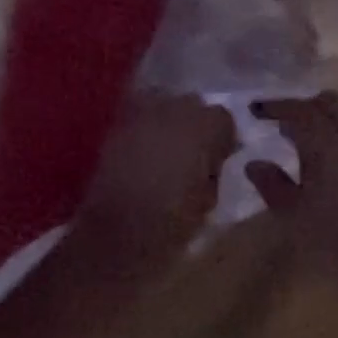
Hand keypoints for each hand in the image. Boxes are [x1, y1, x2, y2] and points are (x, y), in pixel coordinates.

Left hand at [75, 93, 236, 280]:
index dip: (222, 139)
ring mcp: (140, 115)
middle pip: (192, 105)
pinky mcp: (115, 128)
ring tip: (166, 151)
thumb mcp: (208, 199)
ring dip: (167, 124)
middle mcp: (173, 109)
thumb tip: (211, 161)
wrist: (119, 232)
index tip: (219, 157)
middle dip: (195, 125)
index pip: (223, 119)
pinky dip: (143, 132)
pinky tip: (143, 154)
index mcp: (205, 126)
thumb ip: (214, 170)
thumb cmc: (173, 220)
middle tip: (193, 153)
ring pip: (161, 106)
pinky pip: (136, 120)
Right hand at [245, 92, 337, 287]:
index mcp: (326, 142)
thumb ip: (272, 185)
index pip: (299, 111)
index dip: (276, 107)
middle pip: (331, 104)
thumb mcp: (294, 215)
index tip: (256, 110)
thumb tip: (255, 163)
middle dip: (307, 107)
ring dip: (331, 122)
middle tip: (286, 123)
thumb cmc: (335, 240)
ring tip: (312, 144)